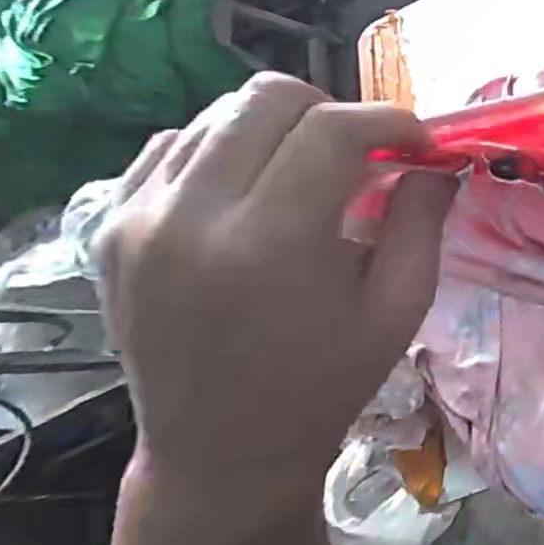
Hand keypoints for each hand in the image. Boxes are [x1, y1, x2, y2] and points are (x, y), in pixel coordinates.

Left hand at [94, 73, 457, 490]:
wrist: (223, 446)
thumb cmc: (328, 379)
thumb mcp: (402, 304)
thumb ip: (422, 220)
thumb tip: (434, 163)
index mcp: (269, 241)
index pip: (334, 128)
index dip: (391, 121)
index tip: (420, 145)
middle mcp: (189, 215)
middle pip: (269, 98)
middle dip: (338, 111)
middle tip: (370, 155)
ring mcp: (134, 217)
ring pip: (221, 113)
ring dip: (286, 128)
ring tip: (318, 173)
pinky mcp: (109, 226)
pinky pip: (176, 145)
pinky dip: (232, 147)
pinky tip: (260, 188)